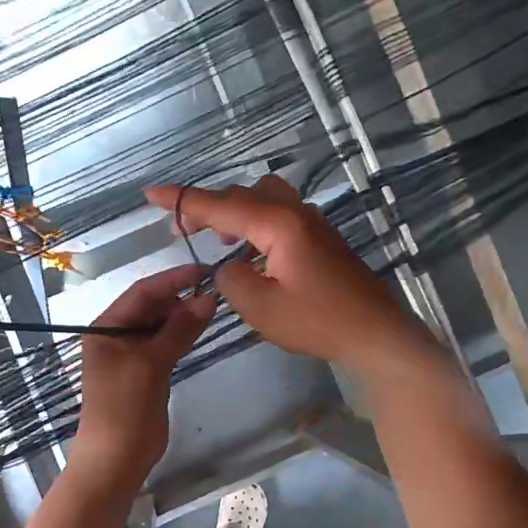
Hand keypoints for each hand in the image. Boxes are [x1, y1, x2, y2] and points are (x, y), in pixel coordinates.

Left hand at [70, 264, 216, 486]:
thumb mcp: (150, 365)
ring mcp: (129, 356)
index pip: (141, 292)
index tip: (204, 270)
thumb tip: (208, 298)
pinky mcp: (145, 373)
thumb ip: (178, 330)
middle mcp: (114, 336)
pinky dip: (180, 336)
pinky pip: (164, 345)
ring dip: (182, 317)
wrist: (115, 460)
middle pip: (149, 307)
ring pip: (159, 326)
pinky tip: (200, 330)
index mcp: (104, 328)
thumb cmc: (124, 408)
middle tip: (213, 292)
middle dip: (178, 297)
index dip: (172, 279)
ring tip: (212, 308)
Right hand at [144, 175, 433, 373]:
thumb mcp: (260, 308)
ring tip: (216, 238)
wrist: (375, 333)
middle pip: (242, 195)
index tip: (152, 194)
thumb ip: (231, 280)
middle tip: (182, 231)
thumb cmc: (318, 322)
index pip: (221, 205)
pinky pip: (279, 215)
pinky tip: (250, 251)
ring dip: (234, 212)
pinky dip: (255, 223)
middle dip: (207, 207)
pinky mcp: (321, 238)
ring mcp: (312, 222)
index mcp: (278, 225)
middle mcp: (296, 213)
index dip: (183, 201)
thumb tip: (228, 268)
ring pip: (263, 199)